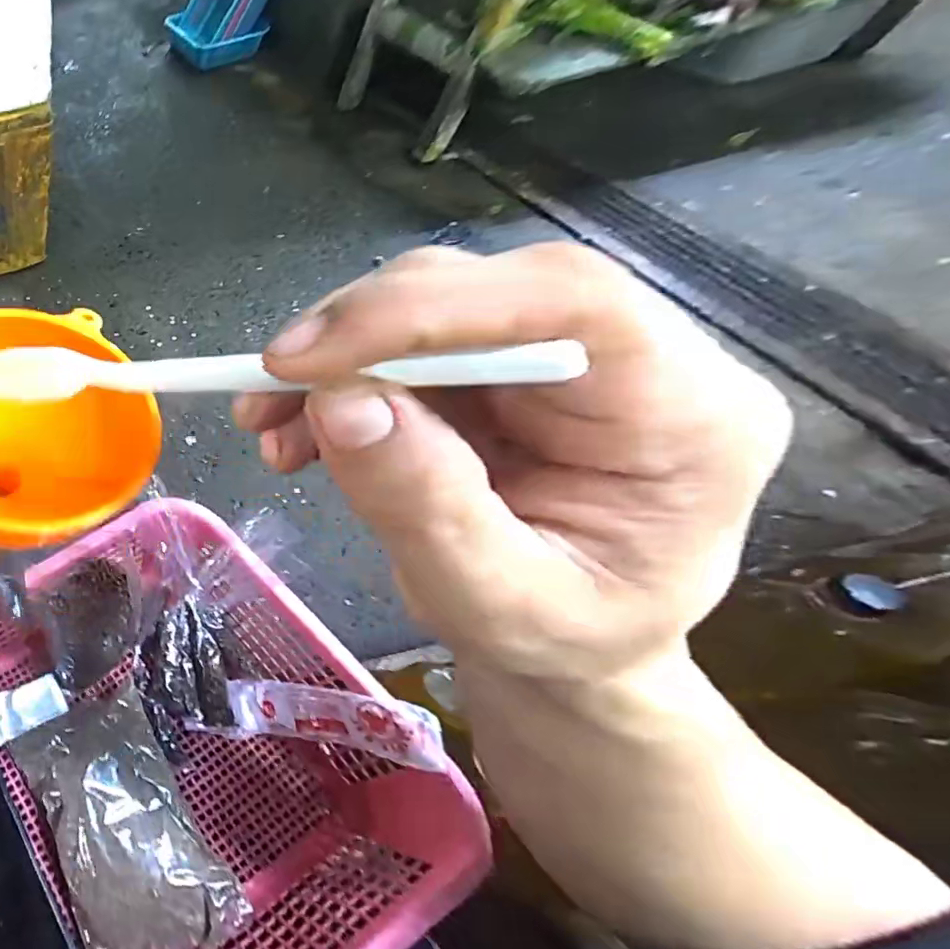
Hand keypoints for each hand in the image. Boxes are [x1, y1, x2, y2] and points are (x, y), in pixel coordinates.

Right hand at [235, 243, 791, 682]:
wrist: (563, 656)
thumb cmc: (556, 645)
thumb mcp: (492, 603)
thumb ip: (425, 506)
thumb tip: (338, 401)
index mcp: (683, 416)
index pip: (566, 301)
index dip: (424, 311)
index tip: (307, 360)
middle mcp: (631, 360)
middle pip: (481, 292)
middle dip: (357, 336)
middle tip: (266, 390)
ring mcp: (556, 360)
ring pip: (424, 311)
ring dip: (329, 363)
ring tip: (270, 430)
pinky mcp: (495, 373)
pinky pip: (398, 350)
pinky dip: (330, 384)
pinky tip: (295, 434)